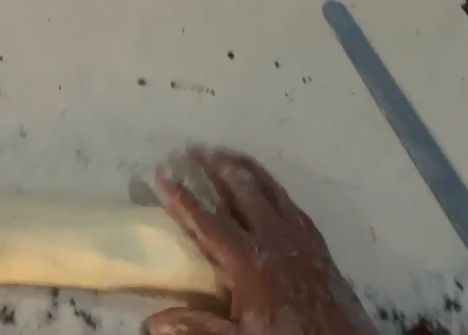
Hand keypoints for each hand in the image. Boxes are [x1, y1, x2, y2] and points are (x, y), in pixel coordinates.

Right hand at [149, 148, 374, 334]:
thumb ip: (198, 326)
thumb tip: (152, 323)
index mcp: (248, 261)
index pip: (207, 221)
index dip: (182, 198)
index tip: (162, 174)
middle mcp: (271, 237)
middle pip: (239, 189)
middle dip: (214, 166)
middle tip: (193, 149)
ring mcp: (296, 235)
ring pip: (266, 187)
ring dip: (242, 167)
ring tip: (223, 153)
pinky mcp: (315, 240)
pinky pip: (289, 202)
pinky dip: (270, 185)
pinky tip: (264, 184)